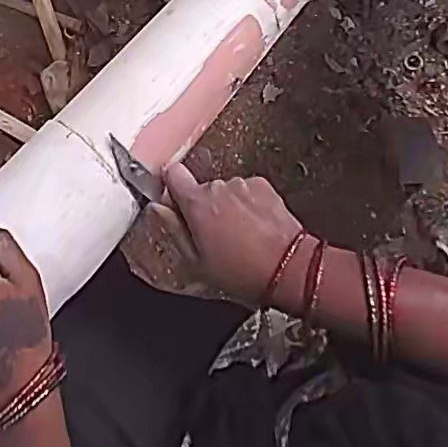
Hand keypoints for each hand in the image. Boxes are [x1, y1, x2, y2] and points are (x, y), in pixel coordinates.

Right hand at [152, 163, 305, 306]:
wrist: (290, 269)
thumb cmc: (243, 272)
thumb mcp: (198, 262)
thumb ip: (174, 229)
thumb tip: (157, 209)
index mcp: (196, 203)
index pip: (172, 174)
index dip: (172, 188)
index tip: (176, 204)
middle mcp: (217, 187)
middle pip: (201, 189)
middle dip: (204, 207)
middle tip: (214, 236)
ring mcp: (242, 184)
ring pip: (225, 191)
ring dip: (228, 207)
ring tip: (240, 236)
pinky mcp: (263, 186)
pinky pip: (246, 191)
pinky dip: (248, 205)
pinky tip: (255, 228)